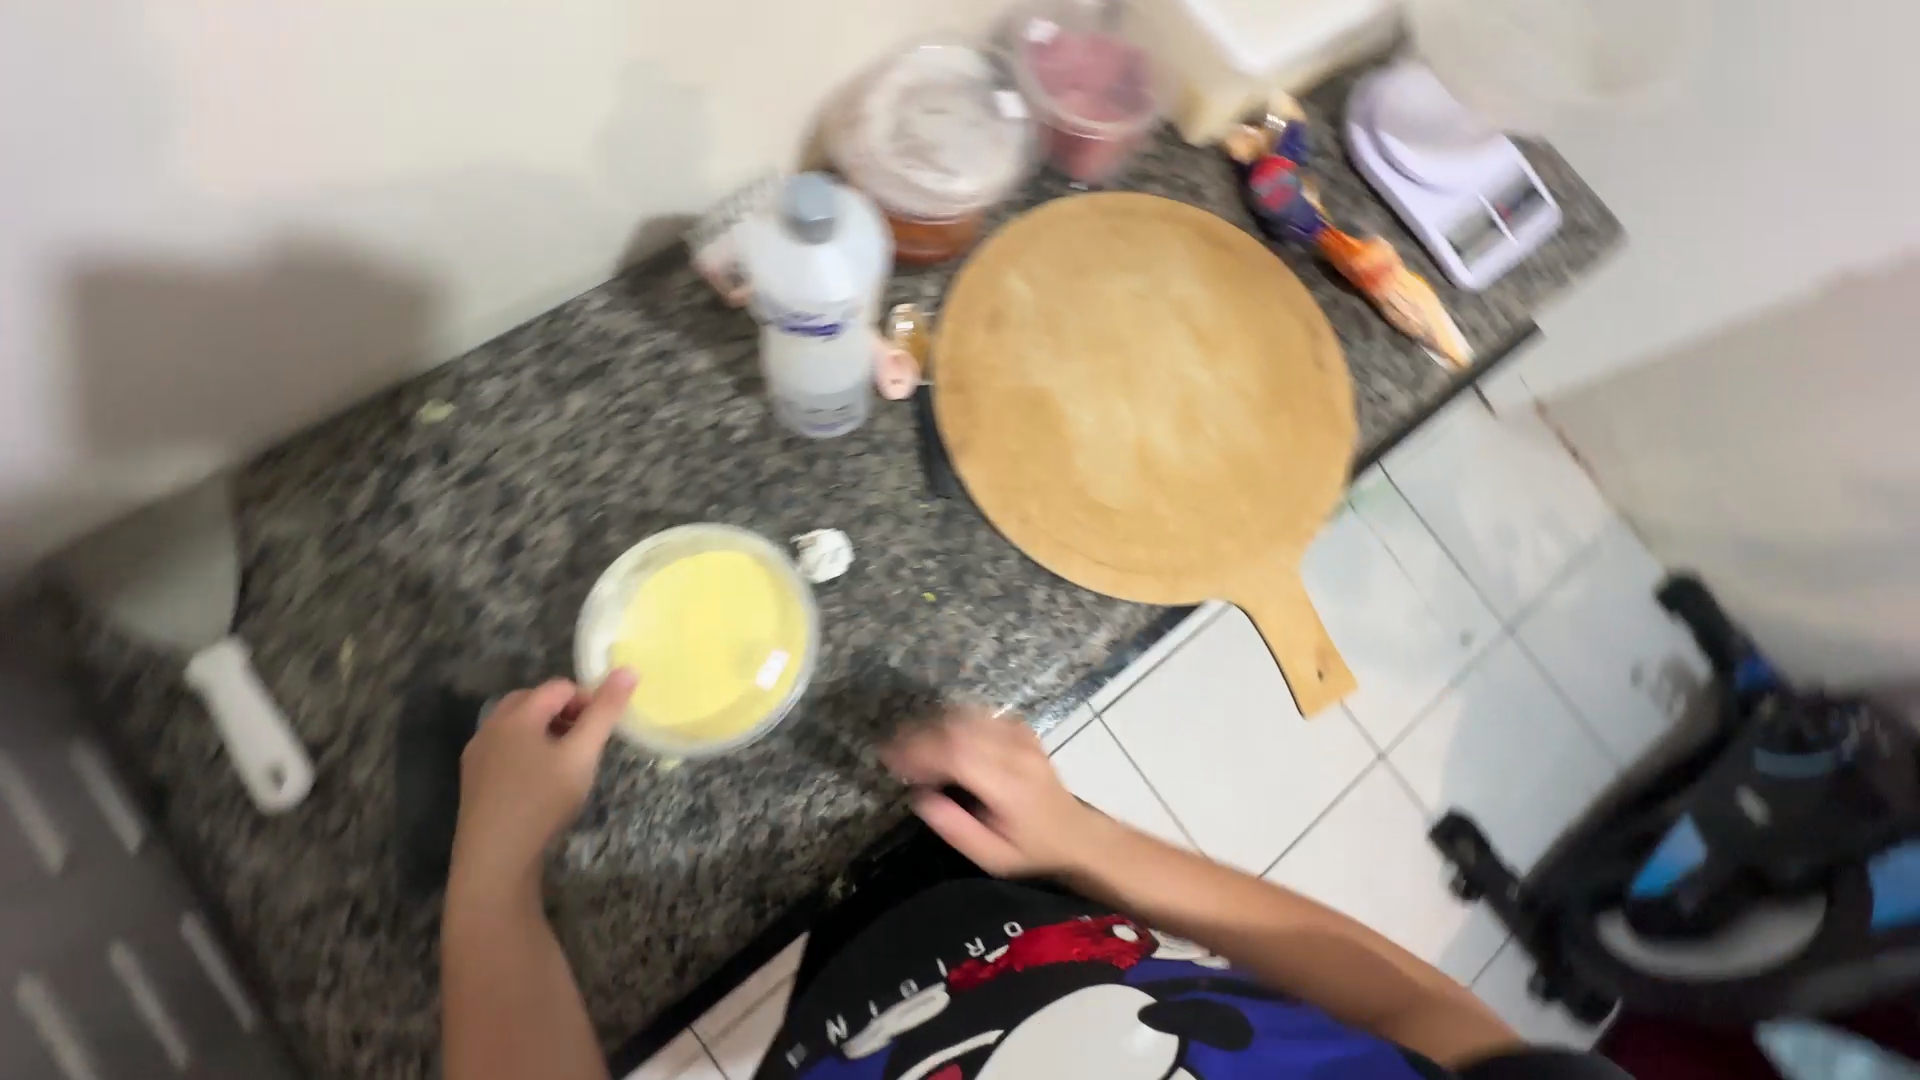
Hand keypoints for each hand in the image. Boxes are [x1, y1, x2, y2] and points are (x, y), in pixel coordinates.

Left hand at [449, 670, 636, 896]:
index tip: (602, 730)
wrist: (494, 860)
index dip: (587, 700)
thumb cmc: (542, 800)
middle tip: (585, 742)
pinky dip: (528, 749)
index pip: (559, 687)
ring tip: (567, 760)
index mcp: (516, 716)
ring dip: (547, 730)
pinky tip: (541, 780)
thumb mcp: (583, 754)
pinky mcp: (473, 779)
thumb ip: (605, 711)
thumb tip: (629, 669)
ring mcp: (478, 754)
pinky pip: (505, 747)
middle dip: (565, 712)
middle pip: (534, 700)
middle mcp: (491, 727)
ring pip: (518, 724)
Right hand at [882, 707, 1109, 876]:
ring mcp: (1022, 737)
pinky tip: (942, 734)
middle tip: (892, 750)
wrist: (1076, 835)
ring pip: (969, 715)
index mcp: (1008, 785)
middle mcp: (1016, 753)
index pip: (957, 754)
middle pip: (959, 728)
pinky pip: (983, 714)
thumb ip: (954, 827)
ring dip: (934, 723)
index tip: (890, 758)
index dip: (919, 751)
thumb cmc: (1030, 852)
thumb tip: (918, 797)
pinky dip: (956, 719)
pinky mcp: (1023, 730)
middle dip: (919, 734)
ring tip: (910, 741)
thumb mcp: (991, 856)